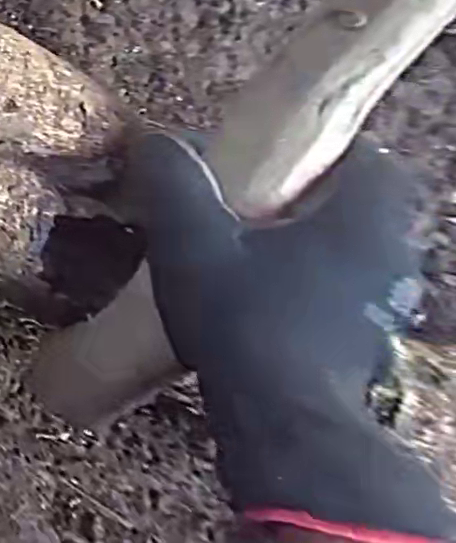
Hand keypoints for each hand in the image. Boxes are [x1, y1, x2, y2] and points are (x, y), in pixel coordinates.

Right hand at [134, 131, 453, 540]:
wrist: (283, 409)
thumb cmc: (239, 310)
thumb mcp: (187, 235)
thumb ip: (173, 181)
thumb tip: (158, 138)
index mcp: (360, 228)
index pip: (377, 165)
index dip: (332, 145)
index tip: (276, 141)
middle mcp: (389, 260)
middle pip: (360, 204)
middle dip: (302, 188)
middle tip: (236, 184)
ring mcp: (380, 300)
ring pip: (346, 243)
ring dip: (297, 228)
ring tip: (231, 230)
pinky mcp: (361, 329)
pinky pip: (336, 277)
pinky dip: (298, 264)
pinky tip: (246, 275)